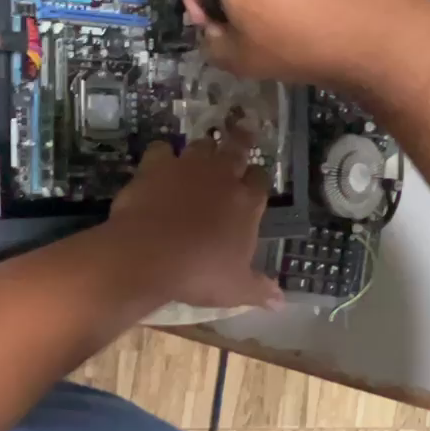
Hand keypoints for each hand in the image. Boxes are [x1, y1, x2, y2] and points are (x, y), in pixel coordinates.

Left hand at [101, 132, 283, 309]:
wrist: (148, 255)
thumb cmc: (198, 273)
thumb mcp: (235, 288)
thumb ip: (259, 289)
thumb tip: (281, 302)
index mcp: (245, 202)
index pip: (260, 179)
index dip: (257, 178)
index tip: (254, 181)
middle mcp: (221, 176)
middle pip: (237, 147)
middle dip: (242, 139)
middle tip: (245, 129)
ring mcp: (187, 167)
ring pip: (201, 144)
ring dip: (204, 147)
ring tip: (203, 150)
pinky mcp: (155, 166)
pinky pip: (161, 150)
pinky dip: (162, 154)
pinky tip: (160, 162)